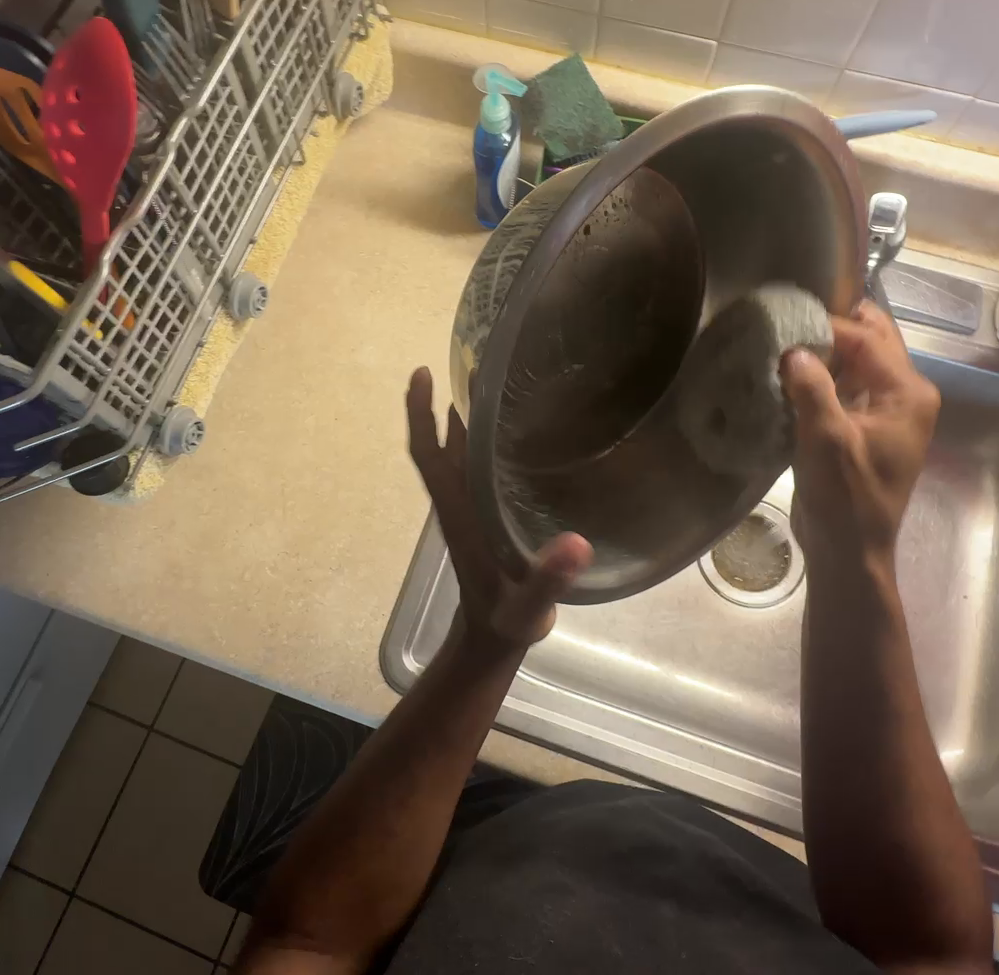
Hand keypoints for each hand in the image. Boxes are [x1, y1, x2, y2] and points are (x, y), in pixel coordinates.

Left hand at [405, 367, 592, 649]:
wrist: (492, 640)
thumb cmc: (505, 622)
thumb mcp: (527, 608)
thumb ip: (547, 580)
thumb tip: (577, 544)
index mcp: (459, 515)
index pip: (429, 456)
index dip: (421, 415)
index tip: (422, 373)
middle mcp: (459, 503)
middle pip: (442, 443)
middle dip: (446, 400)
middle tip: (474, 357)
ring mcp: (470, 507)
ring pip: (459, 451)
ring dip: (464, 415)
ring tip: (495, 376)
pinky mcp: (485, 512)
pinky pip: (476, 464)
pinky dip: (483, 437)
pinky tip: (517, 424)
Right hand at [779, 302, 939, 565]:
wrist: (849, 549)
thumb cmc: (845, 497)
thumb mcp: (826, 440)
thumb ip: (813, 388)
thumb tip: (793, 348)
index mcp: (907, 393)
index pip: (867, 337)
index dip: (826, 325)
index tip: (783, 322)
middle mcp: (904, 395)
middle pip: (871, 340)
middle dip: (832, 327)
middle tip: (787, 321)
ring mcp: (885, 411)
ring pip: (857, 361)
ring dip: (825, 350)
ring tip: (784, 342)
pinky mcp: (863, 426)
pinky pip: (845, 384)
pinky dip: (822, 374)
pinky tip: (790, 375)